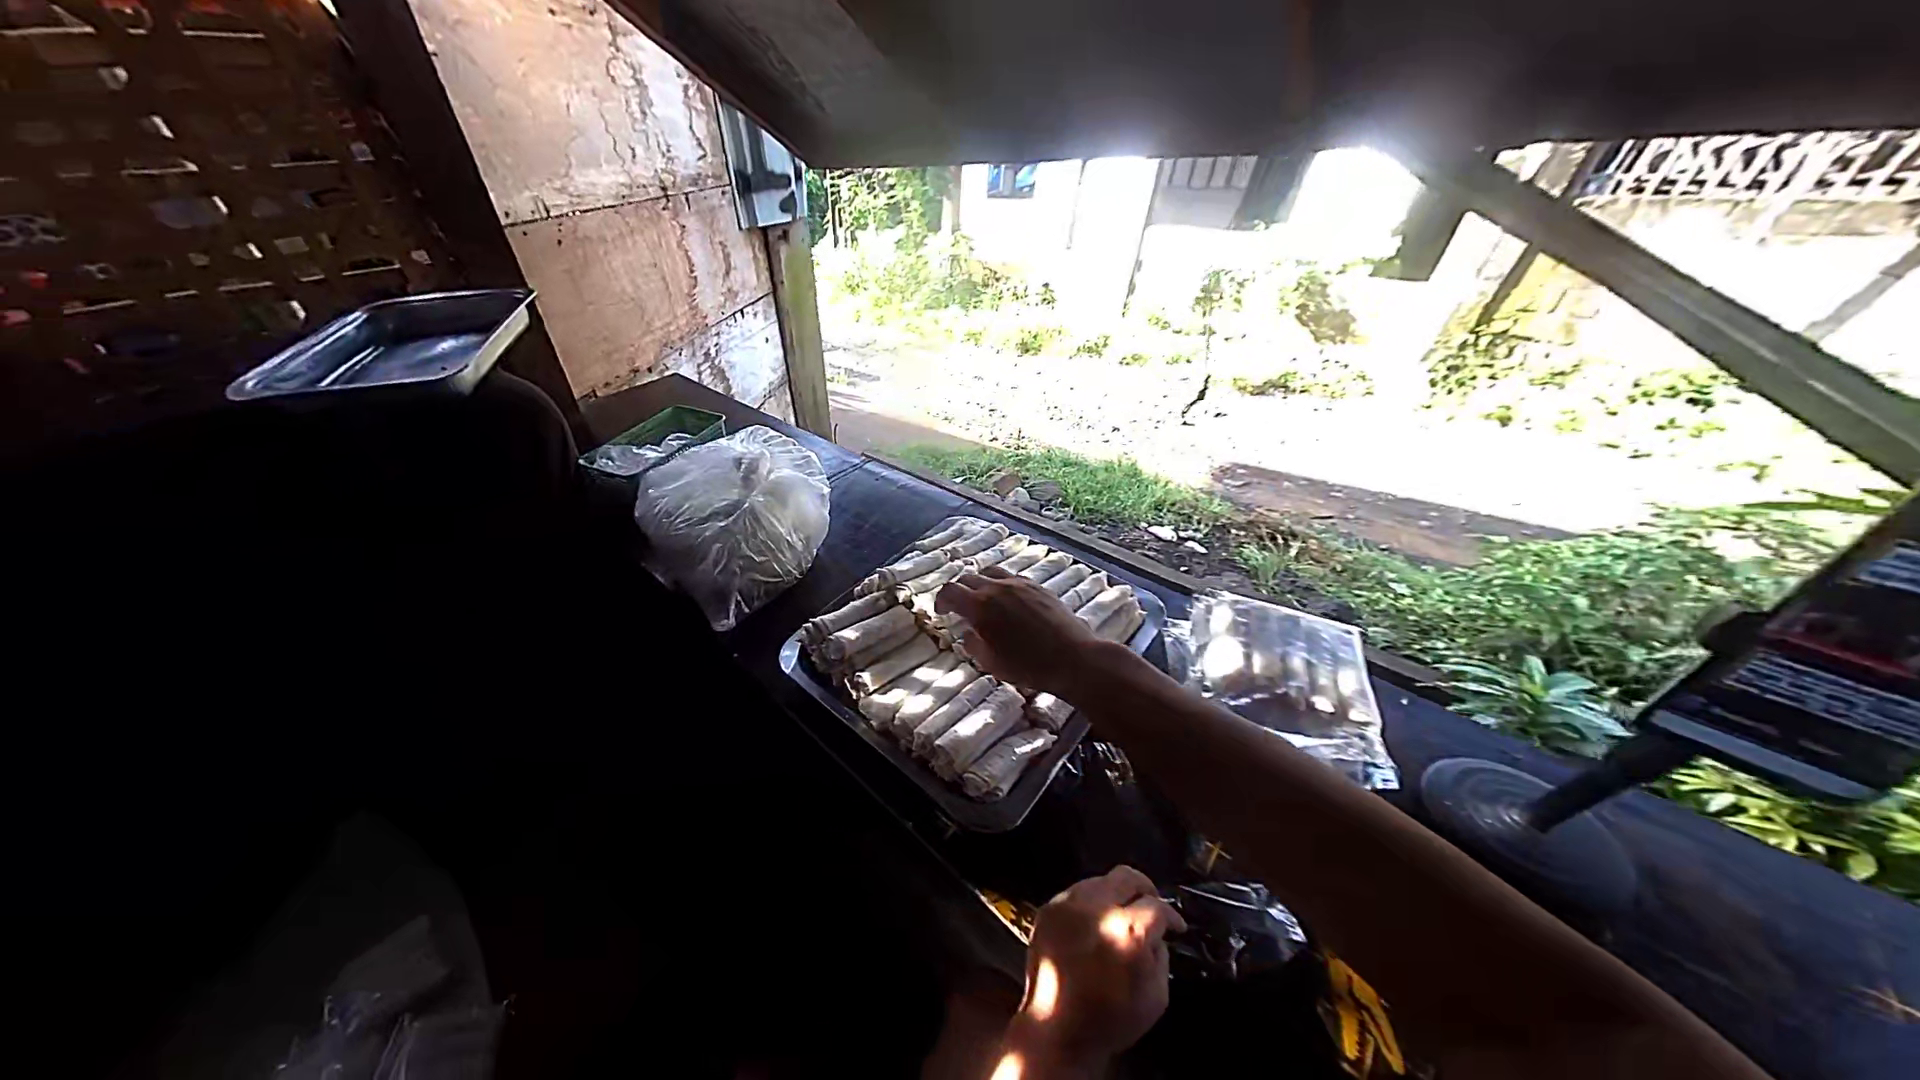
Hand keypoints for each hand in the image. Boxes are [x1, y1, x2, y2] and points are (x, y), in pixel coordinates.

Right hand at [934, 566, 1102, 696]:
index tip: (942, 611)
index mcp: (980, 606)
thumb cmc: (1029, 666)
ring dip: (981, 584)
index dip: (941, 600)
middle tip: (960, 607)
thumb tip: (968, 634)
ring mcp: (1020, 584)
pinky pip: (1012, 578)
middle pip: (968, 579)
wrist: (1073, 658)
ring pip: (991, 573)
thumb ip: (974, 645)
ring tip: (983, 600)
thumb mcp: (992, 663)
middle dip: (959, 591)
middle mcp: (997, 588)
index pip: (950, 591)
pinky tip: (1008, 602)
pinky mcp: (1038, 586)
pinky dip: (1002, 585)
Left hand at [1000, 866, 1186, 1073]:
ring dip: (1116, 894)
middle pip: (1127, 876)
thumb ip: (1160, 955)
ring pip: (1101, 879)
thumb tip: (1157, 934)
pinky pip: (1077, 892)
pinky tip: (1096, 923)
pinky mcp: (1049, 908)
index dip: (1172, 916)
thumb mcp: (1156, 996)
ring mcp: (1068, 904)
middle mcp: (1096, 907)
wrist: (1056, 1030)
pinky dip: (1092, 902)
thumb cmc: (1108, 1020)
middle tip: (1152, 906)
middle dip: (1146, 889)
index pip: (1157, 906)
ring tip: (1122, 915)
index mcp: (1127, 930)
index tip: (1175, 926)